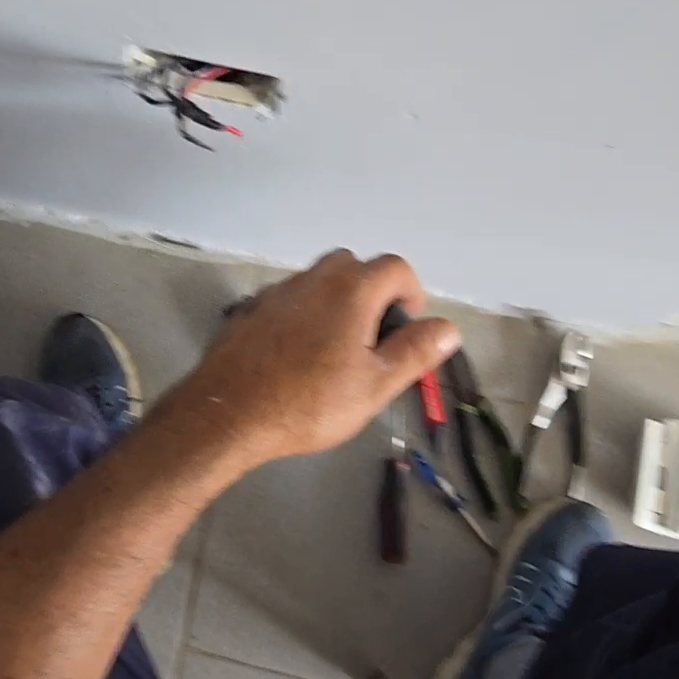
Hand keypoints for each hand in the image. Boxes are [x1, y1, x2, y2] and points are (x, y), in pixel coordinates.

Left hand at [150, 250, 461, 469]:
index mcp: (350, 290)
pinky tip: (297, 353)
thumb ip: (414, 351)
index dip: (411, 292)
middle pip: (353, 265)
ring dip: (336, 300)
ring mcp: (277, 291)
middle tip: (372, 337)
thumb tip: (449, 327)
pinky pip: (289, 299)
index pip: (395, 266)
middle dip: (372, 291)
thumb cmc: (311, 401)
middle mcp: (313, 279)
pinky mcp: (250, 309)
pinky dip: (303, 313)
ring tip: (336, 348)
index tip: (407, 328)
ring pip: (317, 280)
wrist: (230, 413)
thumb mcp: (375, 385)